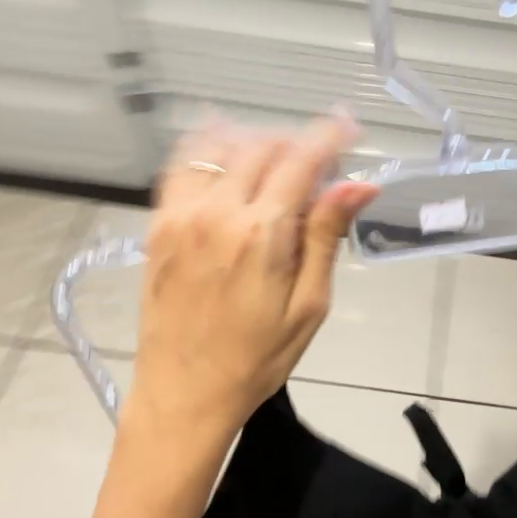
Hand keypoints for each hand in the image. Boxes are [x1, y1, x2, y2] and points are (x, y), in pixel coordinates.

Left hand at [127, 110, 378, 432]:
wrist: (185, 391)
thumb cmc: (257, 359)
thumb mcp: (308, 306)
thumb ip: (327, 237)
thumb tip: (357, 186)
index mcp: (261, 234)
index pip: (300, 160)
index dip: (329, 136)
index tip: (350, 125)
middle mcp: (217, 211)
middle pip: (262, 146)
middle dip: (297, 142)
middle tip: (320, 162)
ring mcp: (181, 214)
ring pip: (221, 147)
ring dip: (256, 140)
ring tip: (279, 158)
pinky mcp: (158, 224)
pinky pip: (182, 164)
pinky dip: (207, 146)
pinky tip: (225, 147)